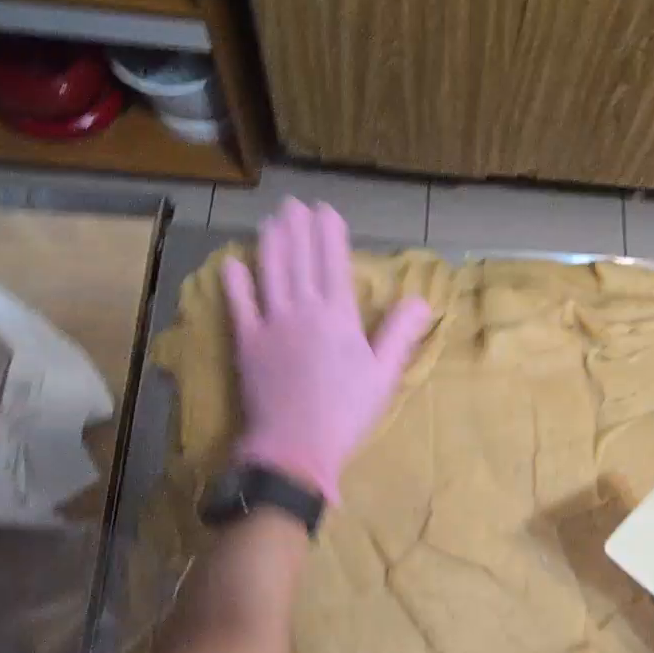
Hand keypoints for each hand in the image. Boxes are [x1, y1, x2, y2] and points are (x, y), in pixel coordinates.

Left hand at [221, 199, 430, 502]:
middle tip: (295, 204)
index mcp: (338, 316)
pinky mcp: (246, 343)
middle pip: (299, 259)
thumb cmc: (347, 412)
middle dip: (298, 228)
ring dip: (270, 243)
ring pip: (270, 273)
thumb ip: (400, 333)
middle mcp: (302, 310)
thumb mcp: (385, 375)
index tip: (326, 210)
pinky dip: (235, 282)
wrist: (295, 447)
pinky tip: (232, 263)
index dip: (329, 233)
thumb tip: (421, 299)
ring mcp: (270, 324)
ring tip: (272, 220)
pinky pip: (239, 305)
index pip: (333, 263)